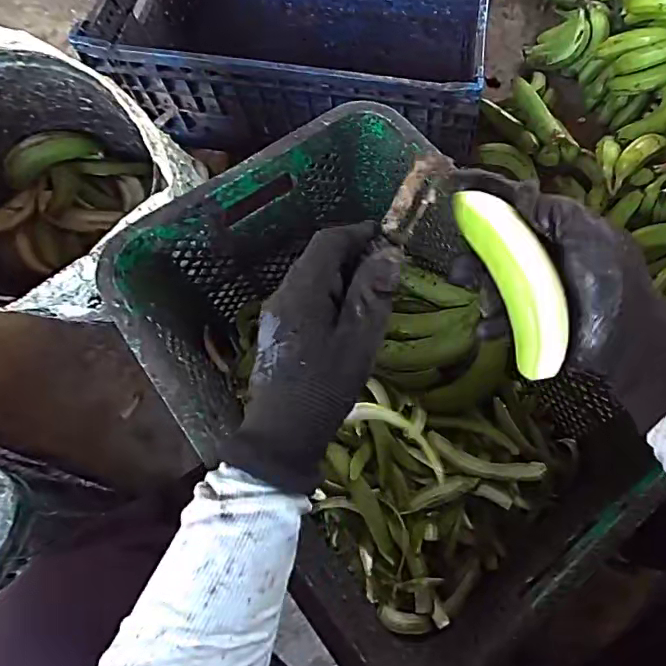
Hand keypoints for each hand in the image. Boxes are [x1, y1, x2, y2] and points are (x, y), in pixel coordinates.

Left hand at [220, 221, 403, 493]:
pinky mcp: (278, 329)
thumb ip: (372, 294)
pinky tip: (349, 318)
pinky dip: (331, 295)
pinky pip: (306, 298)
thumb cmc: (325, 386)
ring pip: (312, 278)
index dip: (358, 232)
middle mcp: (283, 293)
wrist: (283, 433)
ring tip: (374, 295)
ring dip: (343, 277)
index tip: (388, 238)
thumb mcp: (358, 340)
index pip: (327, 241)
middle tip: (387, 270)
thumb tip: (388, 254)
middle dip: (353, 255)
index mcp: (302, 289)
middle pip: (318, 257)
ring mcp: (276, 311)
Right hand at [451, 170, 665, 432]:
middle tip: (462, 269)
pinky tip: (489, 326)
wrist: (627, 341)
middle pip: (493, 247)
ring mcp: (533, 291)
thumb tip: (520, 191)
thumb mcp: (587, 233)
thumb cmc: (610, 280)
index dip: (486, 193)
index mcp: (555, 230)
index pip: (515, 204)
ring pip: (492, 283)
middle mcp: (541, 257)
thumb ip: (553, 211)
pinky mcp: (530, 323)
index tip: (455, 185)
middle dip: (474, 255)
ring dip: (483, 290)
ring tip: (488, 303)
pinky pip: (500, 319)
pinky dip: (491, 322)